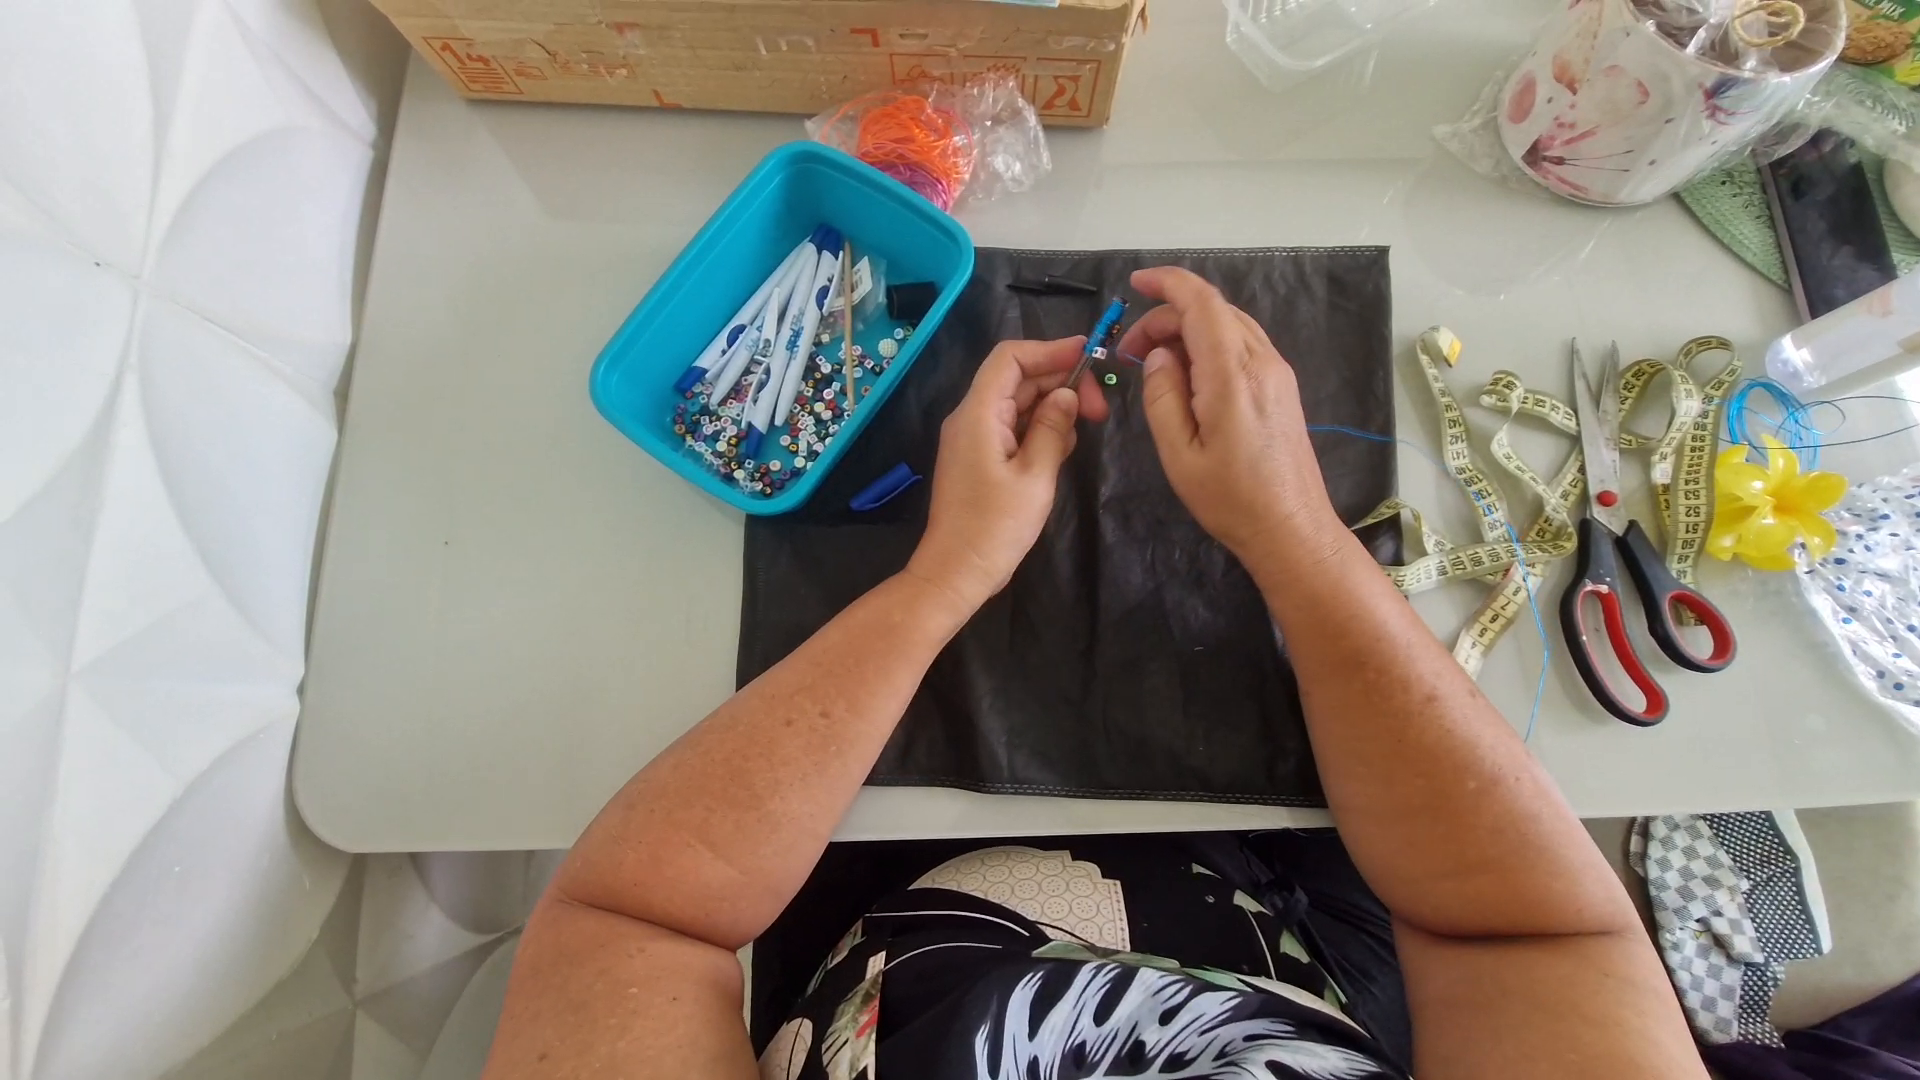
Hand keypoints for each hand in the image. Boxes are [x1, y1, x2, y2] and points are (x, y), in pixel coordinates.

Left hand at [905, 336, 1109, 608]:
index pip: (1011, 358)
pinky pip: (1012, 429)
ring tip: (1081, 434)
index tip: (1090, 357)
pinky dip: (1039, 431)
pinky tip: (1062, 451)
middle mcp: (971, 418)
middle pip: (1018, 379)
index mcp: (979, 413)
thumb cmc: (995, 526)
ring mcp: (973, 439)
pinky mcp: (979, 459)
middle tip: (1099, 410)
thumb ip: (1054, 428)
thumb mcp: (1035, 476)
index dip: (1050, 349)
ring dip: (1053, 409)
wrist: (957, 572)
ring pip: (1018, 404)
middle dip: (1060, 383)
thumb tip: (1067, 394)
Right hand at [1116, 266, 1343, 569]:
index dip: (1168, 283)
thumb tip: (1158, 356)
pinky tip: (1187, 376)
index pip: (1202, 305)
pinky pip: (1241, 346)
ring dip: (1188, 331)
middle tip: (1130, 355)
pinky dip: (1208, 345)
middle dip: (1167, 317)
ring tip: (1154, 365)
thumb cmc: (1230, 498)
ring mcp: (1277, 372)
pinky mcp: (1281, 387)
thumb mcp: (1179, 454)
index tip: (1135, 283)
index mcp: (1233, 375)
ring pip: (1228, 326)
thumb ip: (1163, 397)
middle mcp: (1261, 362)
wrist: (1290, 527)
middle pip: (1213, 311)